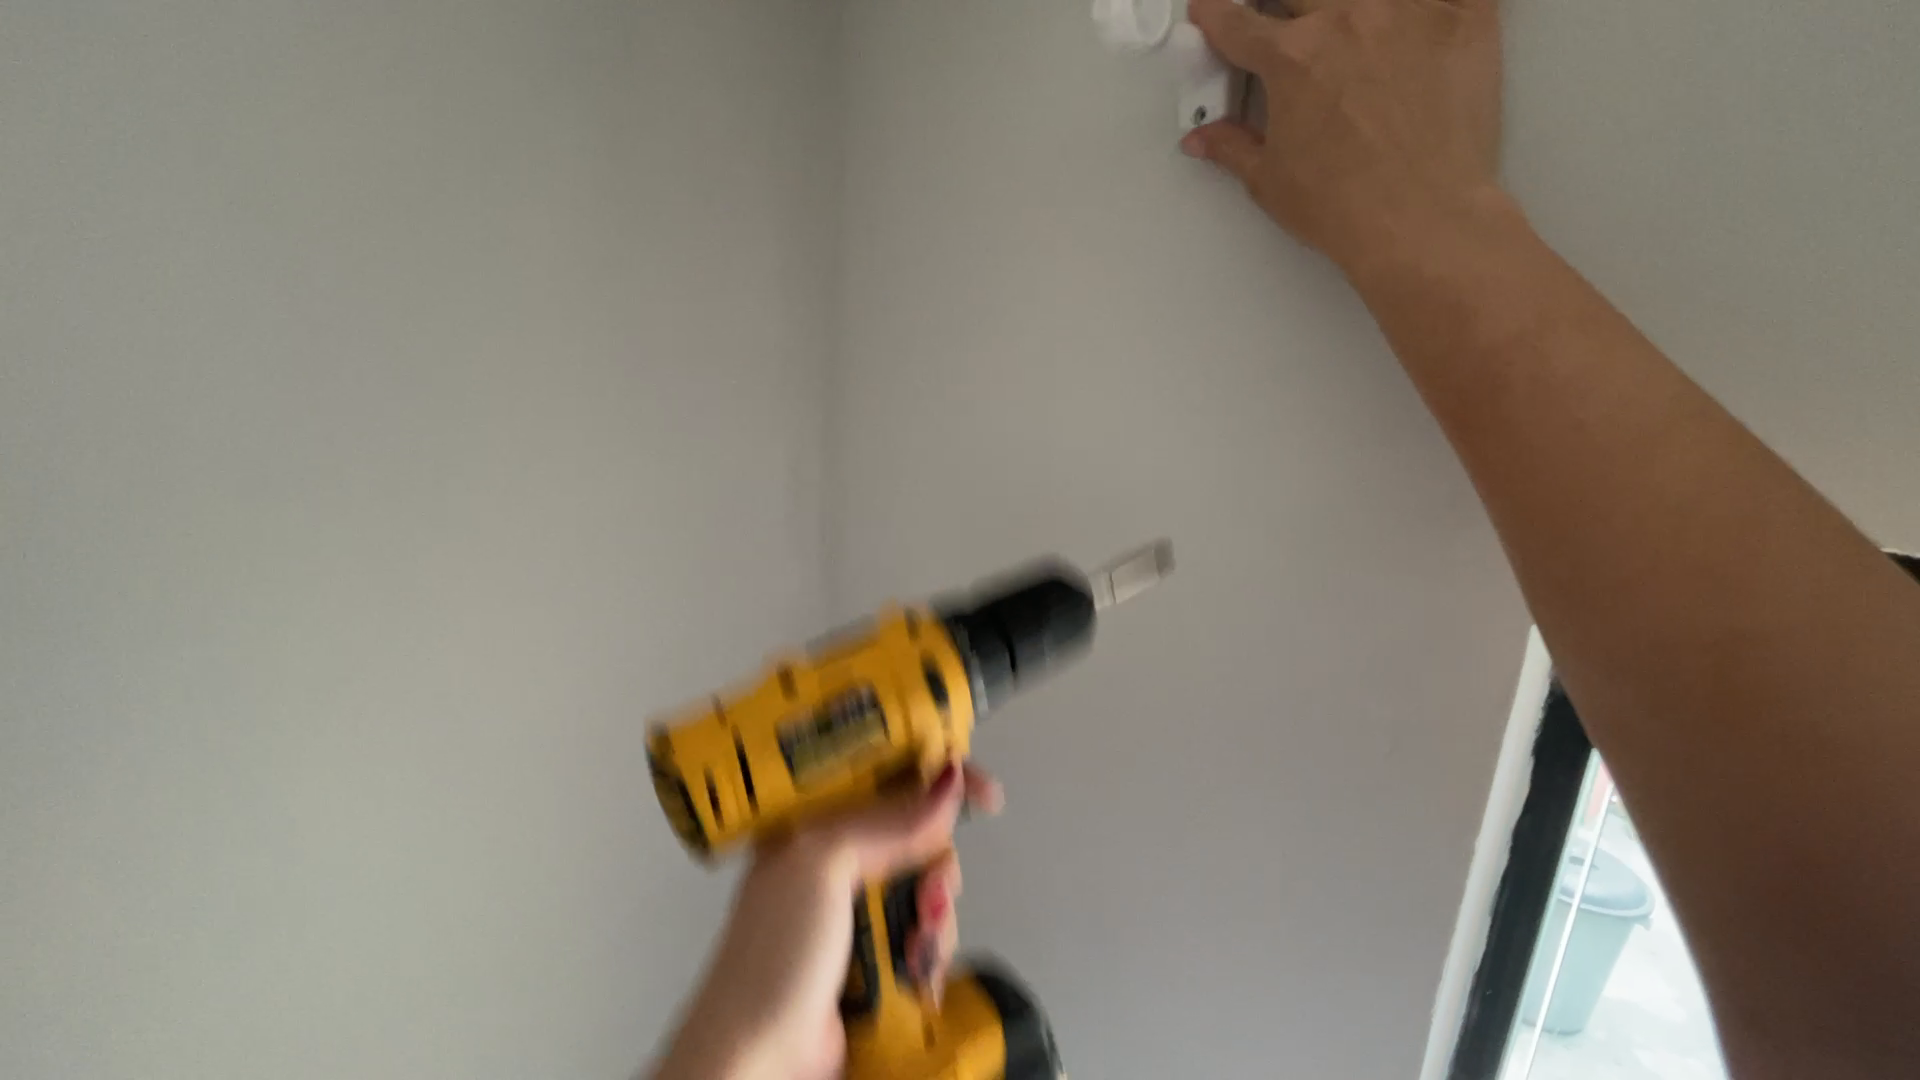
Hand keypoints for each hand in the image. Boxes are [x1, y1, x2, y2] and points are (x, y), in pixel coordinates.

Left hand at [652, 762, 1003, 1079]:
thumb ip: (888, 822)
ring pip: (926, 885)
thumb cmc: (774, 955)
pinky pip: (925, 932)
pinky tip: (918, 966)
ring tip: (918, 943)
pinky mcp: (877, 954)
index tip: (980, 788)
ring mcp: (857, 911)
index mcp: (810, 824)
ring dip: (935, 914)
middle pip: (917, 835)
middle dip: (937, 864)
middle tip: (932, 893)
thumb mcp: (822, 867)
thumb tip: (950, 783)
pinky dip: (932, 947)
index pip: (881, 777)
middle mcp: (835, 861)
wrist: (763, 1061)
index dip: (932, 776)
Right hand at [1181, 0, 1505, 275]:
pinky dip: (1425, 3)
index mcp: (1292, 58)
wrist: (1421, 217)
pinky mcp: (1466, 16)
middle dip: (1277, 3)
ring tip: (1345, 27)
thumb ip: (1232, 146)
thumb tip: (1202, 137)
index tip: (1210, 13)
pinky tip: (1410, 20)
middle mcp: (1348, 18)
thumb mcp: (1269, 180)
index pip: (1239, 23)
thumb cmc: (1343, 205)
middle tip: (1278, 21)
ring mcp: (1410, 9)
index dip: (1216, 17)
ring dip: (1343, 6)